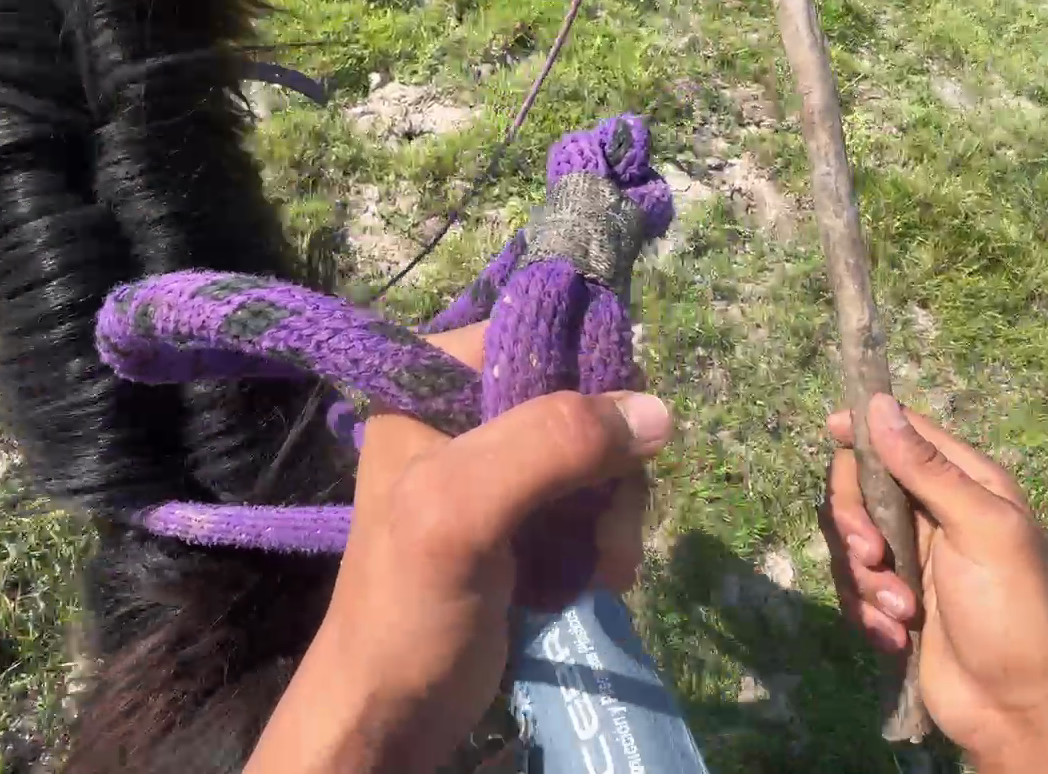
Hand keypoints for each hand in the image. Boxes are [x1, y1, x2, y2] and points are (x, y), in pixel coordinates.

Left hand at [246, 321, 672, 772]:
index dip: (586, 376)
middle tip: (608, 527)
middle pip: (578, 397)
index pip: (533, 336)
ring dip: (612, 509)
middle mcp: (467, 407)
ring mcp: (499, 460)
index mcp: (432, 378)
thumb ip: (547, 445)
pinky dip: (605, 533)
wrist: (392, 711)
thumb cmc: (407, 603)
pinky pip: (592, 494)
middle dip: (606, 464)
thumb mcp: (462, 510)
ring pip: (595, 449)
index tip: (615, 439)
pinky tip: (598, 576)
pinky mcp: (525, 508)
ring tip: (603, 565)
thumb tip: (656, 409)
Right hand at [820, 395, 1047, 772]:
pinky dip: (864, 606)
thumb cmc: (1013, 616)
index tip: (831, 430)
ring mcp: (909, 551)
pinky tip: (894, 633)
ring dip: (865, 577)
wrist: (1018, 716)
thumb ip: (928, 468)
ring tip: (900, 612)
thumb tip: (878, 403)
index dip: (864, 427)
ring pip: (849, 533)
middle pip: (859, 481)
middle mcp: (932, 509)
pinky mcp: (890, 590)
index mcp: (965, 483)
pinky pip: (850, 577)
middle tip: (871, 555)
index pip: (902, 431)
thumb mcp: (981, 532)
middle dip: (855, 520)